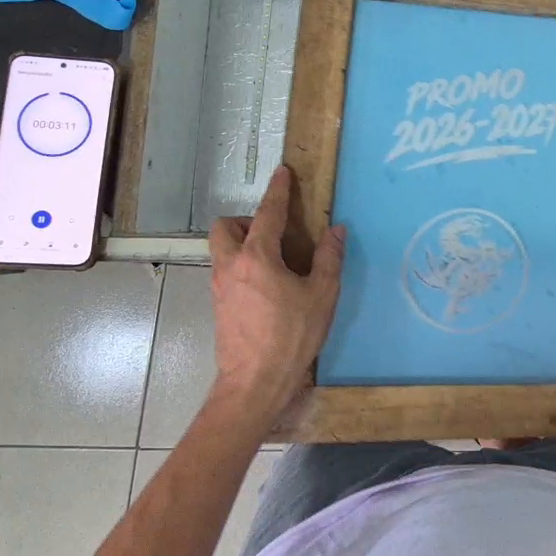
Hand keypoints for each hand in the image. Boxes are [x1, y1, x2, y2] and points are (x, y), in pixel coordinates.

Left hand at [207, 165, 345, 424]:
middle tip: (276, 232)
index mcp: (256, 258)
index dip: (278, 192)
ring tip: (277, 260)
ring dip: (244, 243)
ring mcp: (220, 288)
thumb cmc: (292, 335)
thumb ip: (329, 258)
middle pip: (225, 228)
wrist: (255, 382)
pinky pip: (227, 271)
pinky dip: (244, 265)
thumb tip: (335, 230)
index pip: (267, 215)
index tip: (283, 172)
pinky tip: (271, 285)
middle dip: (246, 221)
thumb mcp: (322, 295)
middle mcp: (230, 267)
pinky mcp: (220, 306)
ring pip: (222, 250)